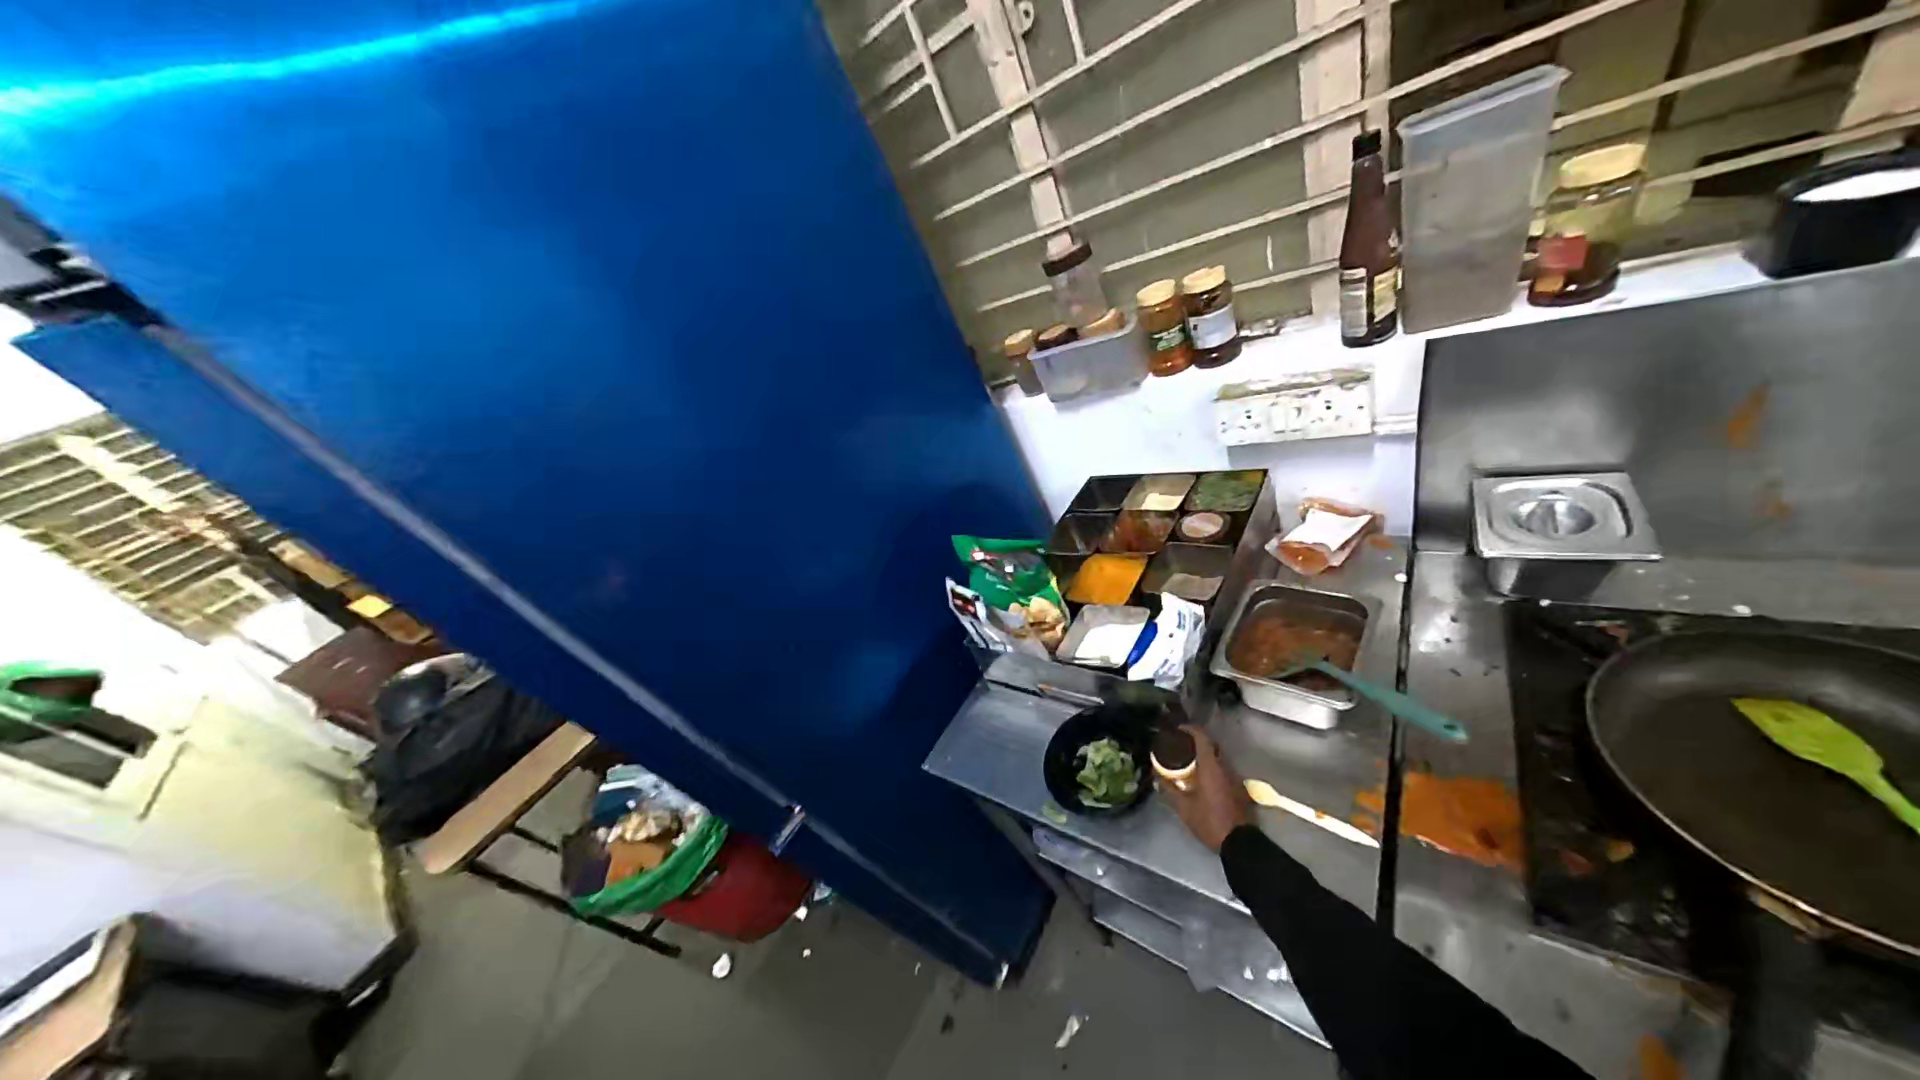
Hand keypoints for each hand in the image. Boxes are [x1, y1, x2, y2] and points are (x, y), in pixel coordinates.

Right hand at [1160, 725, 1249, 850]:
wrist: (1239, 843)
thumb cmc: (1209, 821)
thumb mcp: (1183, 807)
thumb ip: (1169, 789)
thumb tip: (1156, 776)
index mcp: (1211, 767)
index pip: (1202, 737)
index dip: (1190, 729)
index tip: (1178, 729)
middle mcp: (1225, 767)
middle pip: (1212, 745)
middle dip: (1197, 743)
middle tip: (1181, 747)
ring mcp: (1235, 778)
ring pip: (1219, 759)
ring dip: (1206, 757)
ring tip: (1190, 764)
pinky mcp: (1240, 789)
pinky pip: (1225, 771)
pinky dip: (1213, 769)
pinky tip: (1204, 781)